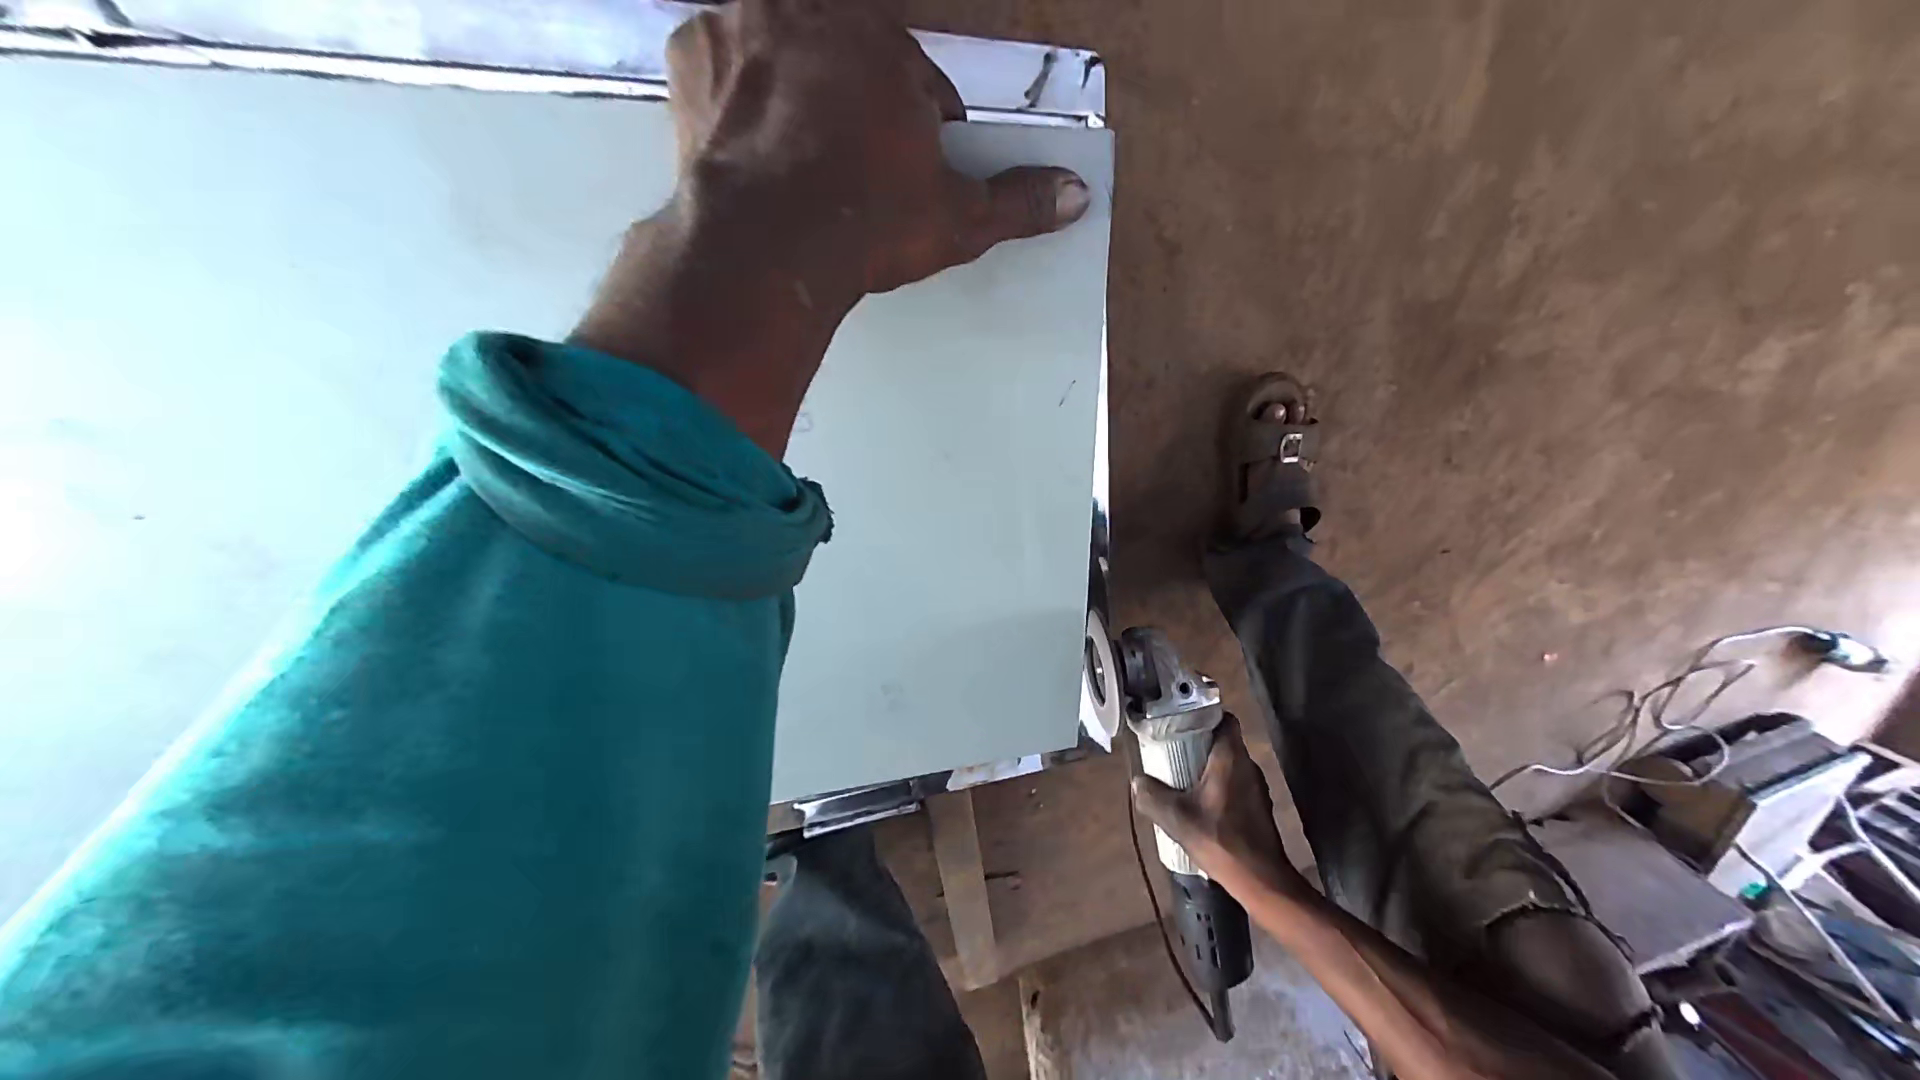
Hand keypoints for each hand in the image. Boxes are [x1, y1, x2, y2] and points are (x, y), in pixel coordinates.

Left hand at [572, 0, 1090, 456]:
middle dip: (853, 108)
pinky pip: (722, 67)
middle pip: (844, 59)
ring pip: (781, 56)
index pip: (914, 80)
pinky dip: (736, 101)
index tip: (907, 170)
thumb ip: (1015, 201)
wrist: (770, 245)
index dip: (916, 129)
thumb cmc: (870, 224)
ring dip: (793, 96)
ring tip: (799, 162)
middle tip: (850, 171)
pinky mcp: (689, 53)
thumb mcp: (956, 219)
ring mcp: (742, 21)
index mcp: (883, 40)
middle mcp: (812, 9)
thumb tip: (1076, 196)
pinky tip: (750, 146)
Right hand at [1131, 715, 1313, 896]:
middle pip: (1224, 741)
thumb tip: (1137, 782)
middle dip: (1199, 741)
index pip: (1225, 719)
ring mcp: (1257, 788)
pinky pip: (1235, 783)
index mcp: (1231, 759)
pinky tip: (1201, 802)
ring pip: (1230, 763)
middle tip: (1173, 748)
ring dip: (1208, 764)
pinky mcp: (1258, 807)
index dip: (1204, 714)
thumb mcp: (1176, 818)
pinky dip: (1218, 784)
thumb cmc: (1220, 840)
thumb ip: (1152, 796)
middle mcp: (1247, 767)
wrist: (1261, 879)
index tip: (1182, 720)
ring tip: (1183, 774)